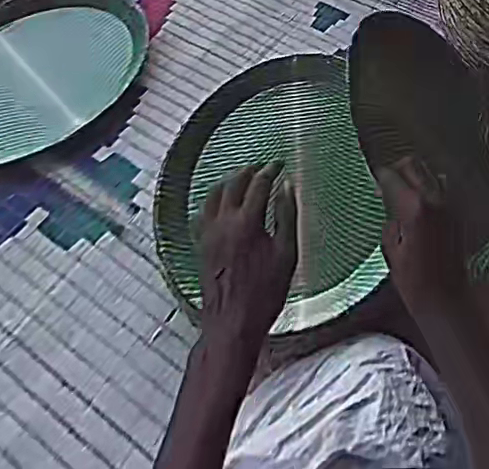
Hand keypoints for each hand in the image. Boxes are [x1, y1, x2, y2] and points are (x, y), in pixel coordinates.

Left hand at [199, 163, 296, 345]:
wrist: (232, 324)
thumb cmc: (263, 293)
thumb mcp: (286, 253)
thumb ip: (287, 216)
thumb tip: (287, 187)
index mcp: (246, 222)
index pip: (259, 184)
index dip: (270, 170)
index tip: (279, 165)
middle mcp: (223, 222)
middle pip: (234, 183)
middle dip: (249, 170)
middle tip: (263, 167)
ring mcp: (208, 233)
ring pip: (214, 194)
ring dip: (229, 181)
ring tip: (243, 179)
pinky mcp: (201, 245)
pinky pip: (203, 212)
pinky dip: (213, 200)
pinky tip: (221, 203)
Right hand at [376, 157, 466, 316]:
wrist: (448, 301)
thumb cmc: (415, 282)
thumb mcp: (392, 251)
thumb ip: (390, 221)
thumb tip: (391, 208)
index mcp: (414, 207)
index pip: (392, 176)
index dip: (379, 176)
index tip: (373, 178)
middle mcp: (435, 199)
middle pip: (413, 165)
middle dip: (397, 169)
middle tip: (386, 182)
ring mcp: (450, 204)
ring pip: (430, 173)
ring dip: (415, 177)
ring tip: (404, 193)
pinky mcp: (459, 213)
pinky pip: (442, 188)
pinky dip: (429, 189)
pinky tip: (421, 206)